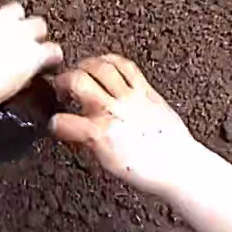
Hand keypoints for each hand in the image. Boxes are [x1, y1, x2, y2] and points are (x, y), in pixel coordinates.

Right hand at [50, 55, 208, 195]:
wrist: (177, 166)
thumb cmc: (147, 170)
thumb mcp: (107, 162)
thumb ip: (88, 141)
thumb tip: (74, 132)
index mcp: (100, 134)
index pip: (62, 122)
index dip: (53, 123)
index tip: (55, 124)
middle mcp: (113, 111)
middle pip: (78, 80)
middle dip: (63, 81)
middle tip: (61, 88)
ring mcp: (130, 98)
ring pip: (101, 66)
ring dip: (84, 65)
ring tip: (80, 71)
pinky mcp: (146, 91)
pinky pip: (126, 66)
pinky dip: (110, 61)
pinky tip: (104, 65)